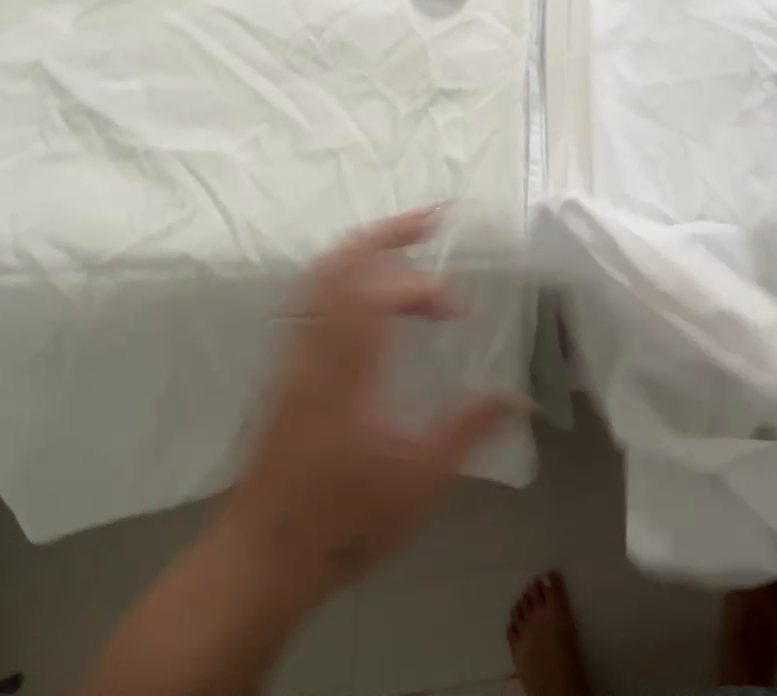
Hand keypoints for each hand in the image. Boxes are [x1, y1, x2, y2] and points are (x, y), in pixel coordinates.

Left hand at [216, 211, 513, 598]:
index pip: (380, 294)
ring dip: (362, 253)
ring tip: (404, 242)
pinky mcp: (282, 378)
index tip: (457, 312)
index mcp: (347, 373)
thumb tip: (517, 397)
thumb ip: (471, 431)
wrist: (259, 560)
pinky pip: (309, 304)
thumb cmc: (343, 522)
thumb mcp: (422, 481)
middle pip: (338, 267)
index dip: (424, 287)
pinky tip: (368, 299)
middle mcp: (313, 354)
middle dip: (386, 233)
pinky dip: (343, 281)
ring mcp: (290, 363)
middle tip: (430, 217)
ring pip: (317, 281)